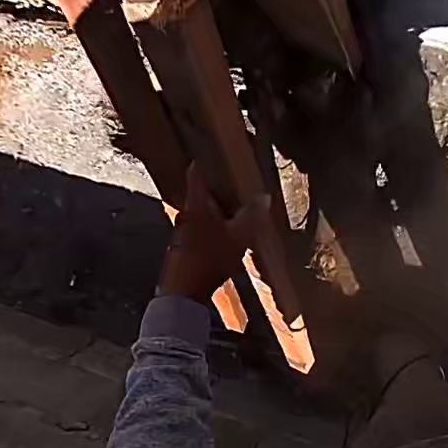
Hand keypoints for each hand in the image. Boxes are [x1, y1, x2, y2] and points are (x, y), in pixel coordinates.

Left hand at [158, 165, 265, 301]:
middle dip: (219, 190)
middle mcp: (185, 214)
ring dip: (218, 211)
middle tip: (240, 186)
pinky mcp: (183, 248)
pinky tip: (228, 239)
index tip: (216, 153)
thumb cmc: (208, 260)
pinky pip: (201, 230)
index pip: (197, 173)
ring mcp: (182, 232)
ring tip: (239, 213)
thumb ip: (252, 216)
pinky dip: (214, 228)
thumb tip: (264, 197)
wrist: (183, 295)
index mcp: (196, 205)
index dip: (205, 160)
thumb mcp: (238, 237)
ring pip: (202, 213)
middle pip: (201, 194)